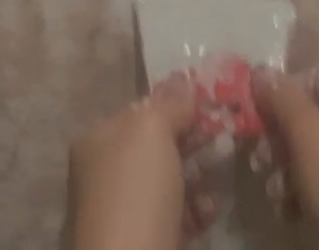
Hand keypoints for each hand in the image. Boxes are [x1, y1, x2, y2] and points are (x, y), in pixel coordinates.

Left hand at [67, 78, 208, 249]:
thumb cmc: (136, 189)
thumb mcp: (152, 131)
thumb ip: (170, 105)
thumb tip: (185, 84)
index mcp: (96, 141)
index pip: (137, 112)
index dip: (171, 107)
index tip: (206, 106)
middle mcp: (104, 174)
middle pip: (154, 148)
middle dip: (189, 140)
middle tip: (222, 137)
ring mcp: (123, 210)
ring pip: (167, 182)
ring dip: (197, 173)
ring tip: (222, 170)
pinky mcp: (144, 240)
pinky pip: (175, 215)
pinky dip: (195, 208)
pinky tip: (211, 207)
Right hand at [254, 66, 318, 249]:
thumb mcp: (308, 138)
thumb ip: (283, 98)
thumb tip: (262, 69)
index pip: (314, 77)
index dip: (282, 97)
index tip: (261, 125)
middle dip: (284, 138)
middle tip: (262, 164)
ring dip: (294, 167)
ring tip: (278, 194)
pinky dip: (318, 186)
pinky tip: (297, 208)